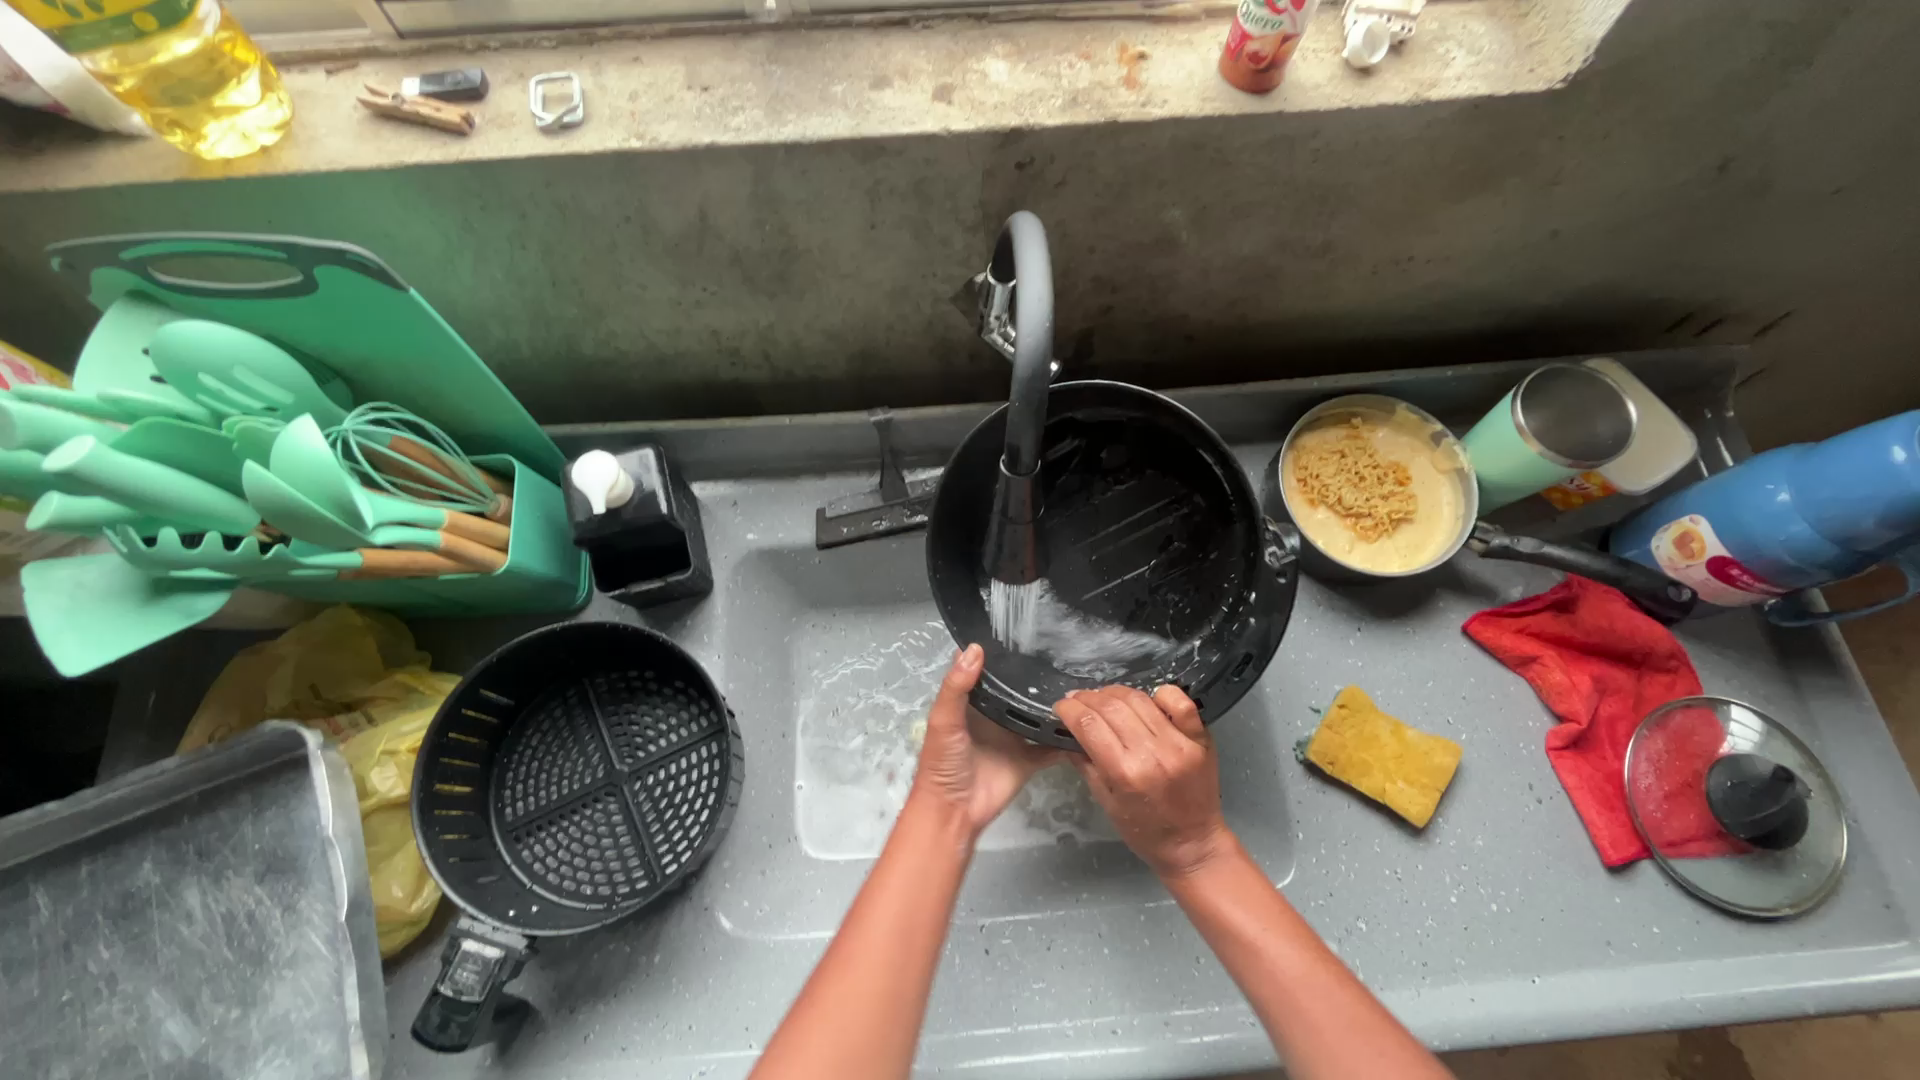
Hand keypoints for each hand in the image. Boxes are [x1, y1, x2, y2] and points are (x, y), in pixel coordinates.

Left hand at [912, 644, 1063, 839]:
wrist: (954, 811)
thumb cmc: (942, 762)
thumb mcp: (943, 720)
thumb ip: (957, 686)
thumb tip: (975, 648)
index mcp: (973, 703)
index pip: (987, 671)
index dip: (1000, 652)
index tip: (1025, 629)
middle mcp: (995, 715)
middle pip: (1017, 690)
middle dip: (1035, 674)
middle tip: (1065, 650)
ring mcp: (1014, 736)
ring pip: (1037, 714)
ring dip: (1054, 704)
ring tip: (1082, 680)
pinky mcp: (1029, 758)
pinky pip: (1051, 746)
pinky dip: (1067, 739)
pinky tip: (1088, 723)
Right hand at [1055, 685, 1234, 878]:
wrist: (1193, 845)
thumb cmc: (1144, 831)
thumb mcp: (1106, 803)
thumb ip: (1087, 765)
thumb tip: (1069, 734)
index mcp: (1124, 773)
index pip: (1089, 725)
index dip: (1069, 709)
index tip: (1061, 706)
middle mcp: (1151, 753)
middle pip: (1111, 707)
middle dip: (1087, 698)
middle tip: (1078, 700)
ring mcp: (1178, 743)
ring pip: (1139, 700)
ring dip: (1115, 692)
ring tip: (1104, 697)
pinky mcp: (1200, 739)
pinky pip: (1180, 702)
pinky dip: (1162, 694)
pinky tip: (1149, 699)